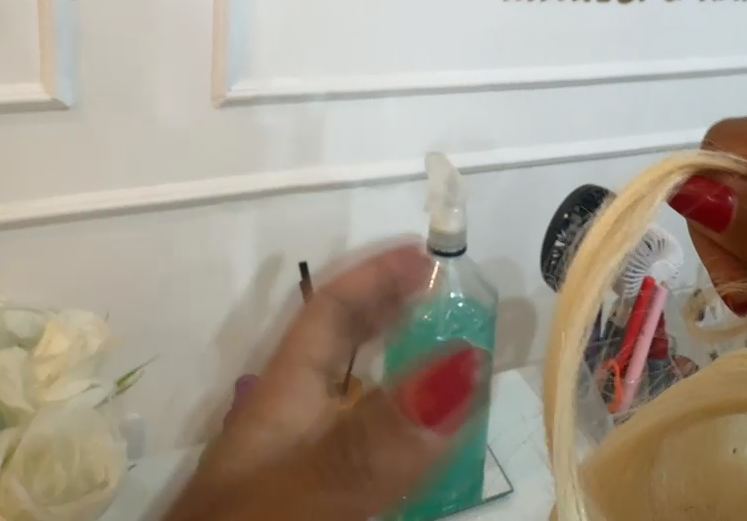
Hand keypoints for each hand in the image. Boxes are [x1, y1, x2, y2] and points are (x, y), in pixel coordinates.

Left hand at [168, 244, 485, 520]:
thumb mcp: (307, 485)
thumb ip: (376, 435)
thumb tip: (464, 358)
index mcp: (283, 393)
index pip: (330, 308)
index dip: (377, 272)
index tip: (429, 251)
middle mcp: (291, 418)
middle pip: (342, 341)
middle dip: (393, 306)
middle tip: (451, 293)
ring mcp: (297, 460)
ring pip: (353, 391)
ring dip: (398, 361)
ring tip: (447, 351)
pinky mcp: (312, 498)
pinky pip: (362, 442)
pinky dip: (397, 425)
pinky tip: (417, 439)